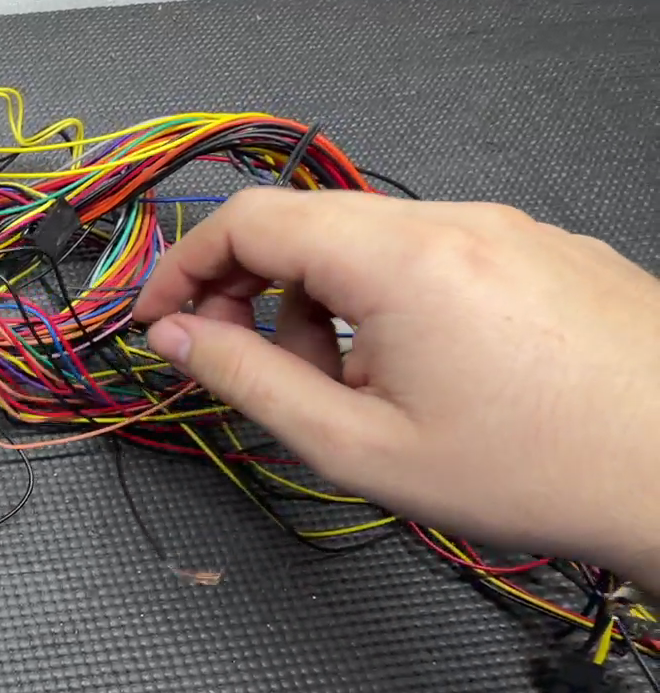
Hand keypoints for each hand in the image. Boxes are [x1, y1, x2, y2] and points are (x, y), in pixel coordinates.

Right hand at [133, 188, 659, 579]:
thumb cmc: (527, 470)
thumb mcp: (348, 441)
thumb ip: (242, 376)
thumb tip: (170, 335)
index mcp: (401, 258)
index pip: (245, 221)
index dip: (179, 268)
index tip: (156, 324)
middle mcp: (453, 221)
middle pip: (294, 223)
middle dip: (237, 287)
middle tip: (229, 357)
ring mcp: (504, 230)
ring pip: (350, 240)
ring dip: (302, 300)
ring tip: (327, 379)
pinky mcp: (535, 250)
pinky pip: (410, 252)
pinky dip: (362, 297)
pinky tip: (392, 363)